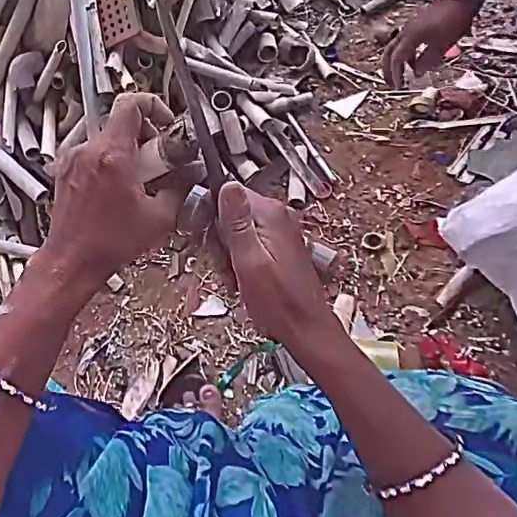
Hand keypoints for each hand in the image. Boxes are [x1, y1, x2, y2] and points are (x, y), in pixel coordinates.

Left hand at [40, 93, 184, 290]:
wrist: (71, 261)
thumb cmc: (104, 244)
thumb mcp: (159, 218)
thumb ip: (180, 188)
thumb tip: (190, 174)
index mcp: (112, 156)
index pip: (132, 104)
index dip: (155, 106)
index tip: (165, 122)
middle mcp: (88, 151)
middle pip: (122, 121)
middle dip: (146, 135)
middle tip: (157, 160)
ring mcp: (73, 160)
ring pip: (107, 136)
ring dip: (128, 149)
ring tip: (138, 178)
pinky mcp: (66, 171)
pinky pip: (93, 152)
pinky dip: (110, 161)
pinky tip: (119, 186)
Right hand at [217, 183, 338, 344]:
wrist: (305, 331)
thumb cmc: (279, 303)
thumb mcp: (249, 261)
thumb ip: (236, 223)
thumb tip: (227, 184)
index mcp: (270, 214)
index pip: (228, 194)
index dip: (213, 217)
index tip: (211, 241)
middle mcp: (278, 217)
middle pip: (231, 214)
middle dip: (220, 241)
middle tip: (225, 266)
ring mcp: (279, 232)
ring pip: (237, 232)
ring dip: (228, 256)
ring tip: (234, 279)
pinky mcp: (278, 247)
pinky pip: (248, 245)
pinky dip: (240, 262)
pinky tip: (241, 281)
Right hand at [383, 0, 475, 86]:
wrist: (459, 1)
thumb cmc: (452, 19)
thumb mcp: (441, 46)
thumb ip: (427, 61)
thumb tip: (418, 72)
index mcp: (410, 37)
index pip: (396, 59)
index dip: (396, 74)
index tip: (398, 85)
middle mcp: (406, 32)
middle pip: (389, 52)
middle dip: (388, 68)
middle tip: (391, 81)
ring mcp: (410, 27)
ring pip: (396, 47)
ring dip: (398, 61)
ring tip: (405, 73)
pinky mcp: (416, 25)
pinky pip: (405, 42)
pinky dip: (407, 53)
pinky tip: (415, 60)